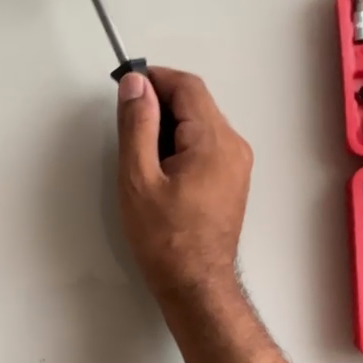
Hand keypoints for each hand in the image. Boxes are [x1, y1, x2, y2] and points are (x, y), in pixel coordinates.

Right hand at [117, 68, 254, 299]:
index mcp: (214, 141)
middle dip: (159, 103)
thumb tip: (135, 84)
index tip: (126, 85)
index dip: (155, 78)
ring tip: (140, 155)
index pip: (187, 86)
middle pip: (196, 102)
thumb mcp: (138, 178)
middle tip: (127, 125)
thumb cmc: (165, 239)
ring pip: (200, 124)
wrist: (195, 284)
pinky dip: (180, 144)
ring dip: (168, 125)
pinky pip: (206, 145)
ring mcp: (237, 164)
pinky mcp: (231, 180)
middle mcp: (233, 145)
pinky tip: (159, 170)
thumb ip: (137, 124)